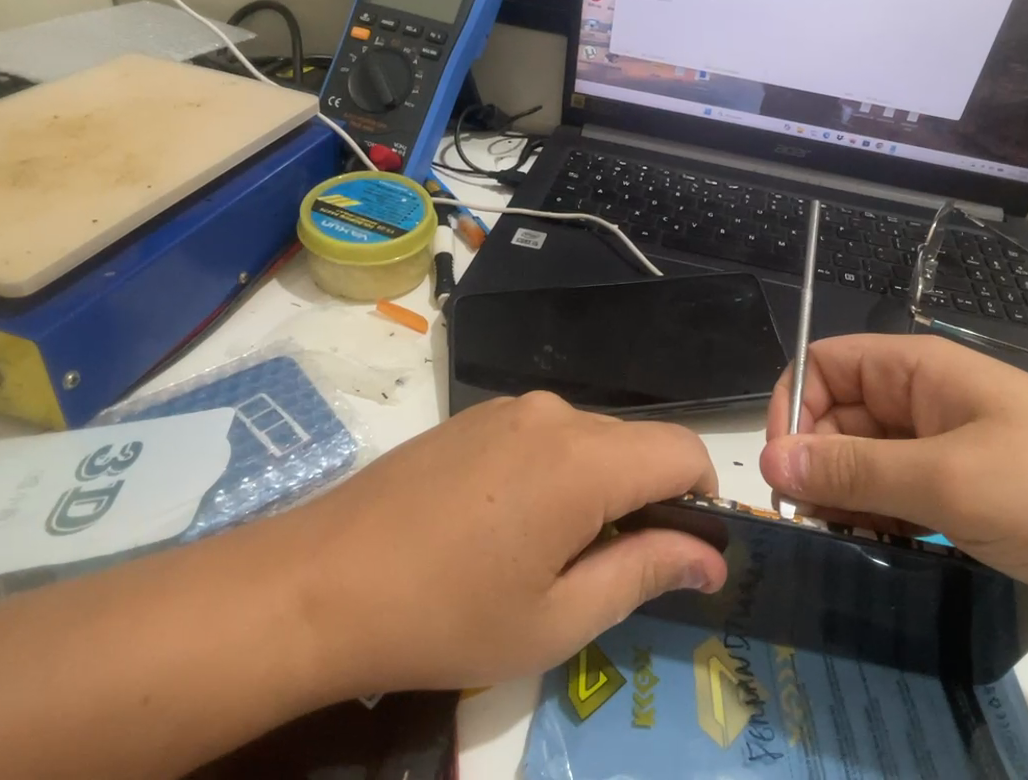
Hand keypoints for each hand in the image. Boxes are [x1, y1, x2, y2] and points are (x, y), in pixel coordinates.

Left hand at [284, 392, 726, 698]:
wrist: (317, 584)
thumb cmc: (445, 616)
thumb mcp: (556, 618)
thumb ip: (644, 574)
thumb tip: (710, 558)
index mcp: (583, 459)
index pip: (685, 451)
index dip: (702, 499)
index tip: (682, 554)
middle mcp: (551, 414)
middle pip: (636, 445)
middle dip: (647, 501)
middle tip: (608, 572)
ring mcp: (504, 410)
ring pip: (589, 440)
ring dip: (597, 489)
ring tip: (546, 554)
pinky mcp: (471, 418)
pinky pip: (542, 436)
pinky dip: (554, 474)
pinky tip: (504, 526)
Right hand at [760, 334, 1027, 632]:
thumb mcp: (947, 480)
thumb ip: (852, 469)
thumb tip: (768, 459)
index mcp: (921, 370)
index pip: (826, 364)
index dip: (794, 407)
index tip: (784, 472)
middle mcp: (928, 400)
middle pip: (841, 416)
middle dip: (818, 464)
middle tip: (814, 524)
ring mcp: (951, 449)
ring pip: (868, 462)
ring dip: (847, 498)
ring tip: (850, 542)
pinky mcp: (970, 494)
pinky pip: (902, 495)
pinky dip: (881, 519)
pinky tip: (883, 550)